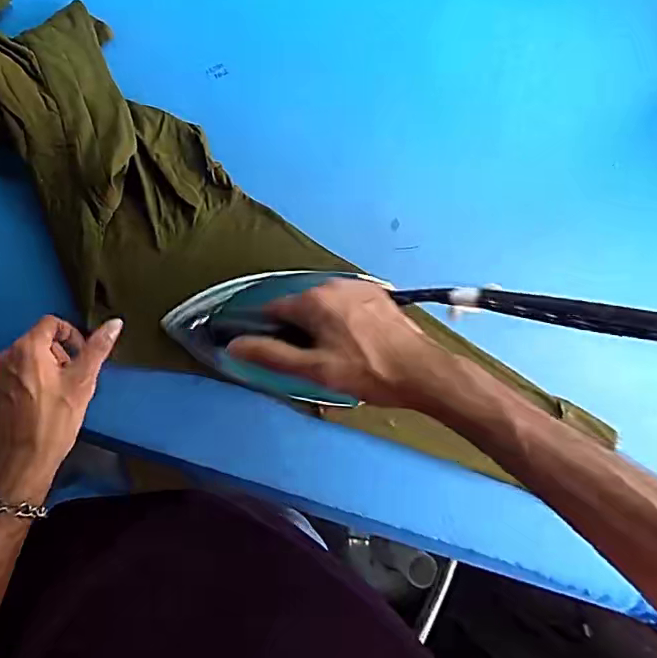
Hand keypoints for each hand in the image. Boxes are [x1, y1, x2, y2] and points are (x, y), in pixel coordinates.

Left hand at [0, 315, 121, 504]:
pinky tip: (39, 405)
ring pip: (26, 359)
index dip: (71, 334)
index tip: (80, 355)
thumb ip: (97, 349)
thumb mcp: (82, 383)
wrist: (21, 463)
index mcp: (28, 347)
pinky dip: (28, 382)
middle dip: (58, 353)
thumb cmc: (54, 422)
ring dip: (44, 368)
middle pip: (38, 340)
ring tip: (58, 394)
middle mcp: (7, 356)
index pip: (51, 322)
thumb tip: (114, 323)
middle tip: (72, 378)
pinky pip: (14, 376)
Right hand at [225, 278, 448, 409]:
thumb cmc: (366, 372)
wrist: (422, 371)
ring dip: (321, 323)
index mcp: (312, 300)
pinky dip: (342, 317)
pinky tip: (356, 340)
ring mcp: (355, 285)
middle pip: (299, 305)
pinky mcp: (375, 292)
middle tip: (314, 358)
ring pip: (322, 303)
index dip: (270, 331)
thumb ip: (271, 355)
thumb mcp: (315, 370)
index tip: (279, 351)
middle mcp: (330, 284)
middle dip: (298, 328)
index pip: (273, 310)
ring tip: (338, 352)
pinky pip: (344, 302)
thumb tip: (233, 344)